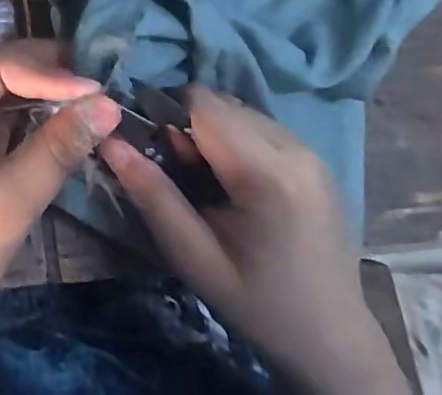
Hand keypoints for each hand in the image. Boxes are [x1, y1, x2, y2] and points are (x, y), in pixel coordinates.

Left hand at [0, 41, 120, 312]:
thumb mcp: (13, 196)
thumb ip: (58, 146)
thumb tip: (109, 105)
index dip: (49, 73)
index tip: (97, 88)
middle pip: (4, 66)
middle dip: (52, 72)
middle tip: (103, 83)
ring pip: (10, 83)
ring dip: (50, 88)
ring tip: (95, 94)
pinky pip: (10, 106)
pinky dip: (41, 108)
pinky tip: (72, 112)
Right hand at [100, 87, 406, 393]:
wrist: (333, 340)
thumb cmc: (257, 303)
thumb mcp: (194, 258)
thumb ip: (151, 195)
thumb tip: (109, 141)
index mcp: (268, 173)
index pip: (203, 102)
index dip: (169, 116)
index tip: (161, 155)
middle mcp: (295, 148)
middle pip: (220, 101)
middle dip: (189, 124)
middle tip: (184, 172)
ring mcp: (310, 149)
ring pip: (238, 107)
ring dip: (212, 129)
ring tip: (210, 179)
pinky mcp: (315, 155)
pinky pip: (258, 122)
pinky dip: (235, 136)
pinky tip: (236, 181)